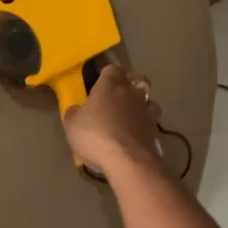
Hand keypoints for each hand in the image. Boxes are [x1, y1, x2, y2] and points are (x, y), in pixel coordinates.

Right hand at [63, 64, 160, 178]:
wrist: (127, 159)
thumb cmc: (95, 135)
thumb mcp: (72, 124)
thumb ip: (74, 113)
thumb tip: (77, 110)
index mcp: (110, 84)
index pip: (113, 68)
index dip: (108, 74)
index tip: (101, 82)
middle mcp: (131, 92)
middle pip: (137, 79)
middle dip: (130, 85)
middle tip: (118, 96)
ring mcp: (146, 109)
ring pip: (148, 98)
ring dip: (141, 103)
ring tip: (131, 114)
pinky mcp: (155, 128)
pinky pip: (151, 119)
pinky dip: (145, 122)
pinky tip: (137, 131)